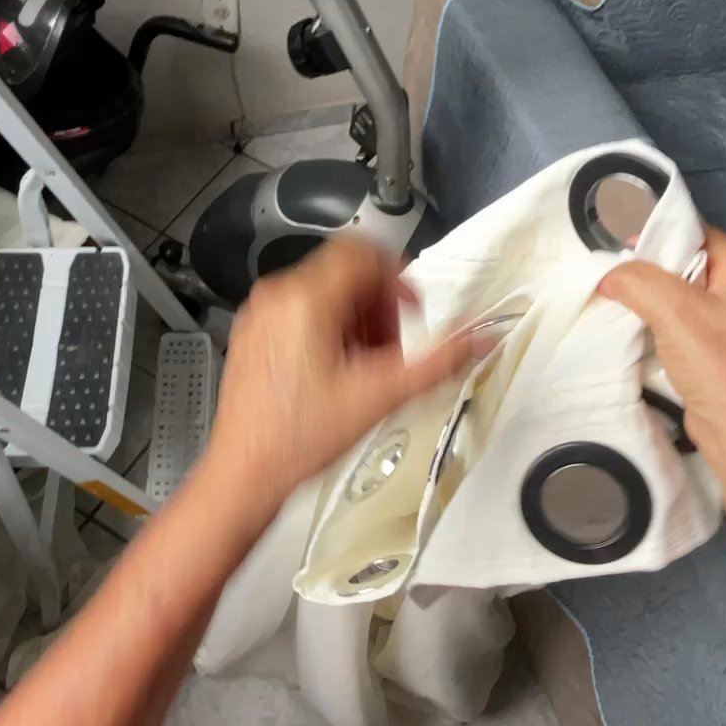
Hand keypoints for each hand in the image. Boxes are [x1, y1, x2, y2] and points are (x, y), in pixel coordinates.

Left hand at [205, 239, 476, 500]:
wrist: (245, 473)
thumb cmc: (294, 439)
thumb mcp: (379, 397)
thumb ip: (438, 363)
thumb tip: (479, 340)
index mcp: (304, 300)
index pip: (362, 252)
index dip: (398, 279)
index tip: (411, 312)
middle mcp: (276, 299)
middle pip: (345, 274)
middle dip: (380, 307)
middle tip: (392, 348)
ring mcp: (260, 318)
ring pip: (323, 294)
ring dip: (357, 321)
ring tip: (367, 366)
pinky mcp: (254, 338)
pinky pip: (300, 314)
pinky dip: (329, 332)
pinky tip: (339, 374)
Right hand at [597, 226, 725, 453]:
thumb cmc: (719, 367)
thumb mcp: (675, 311)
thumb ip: (638, 282)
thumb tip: (608, 275)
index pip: (697, 235)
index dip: (657, 240)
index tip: (618, 255)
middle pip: (688, 266)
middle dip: (649, 275)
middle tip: (615, 285)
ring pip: (683, 299)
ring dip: (651, 304)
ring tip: (621, 311)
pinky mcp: (723, 352)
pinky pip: (685, 326)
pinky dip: (660, 328)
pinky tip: (639, 337)